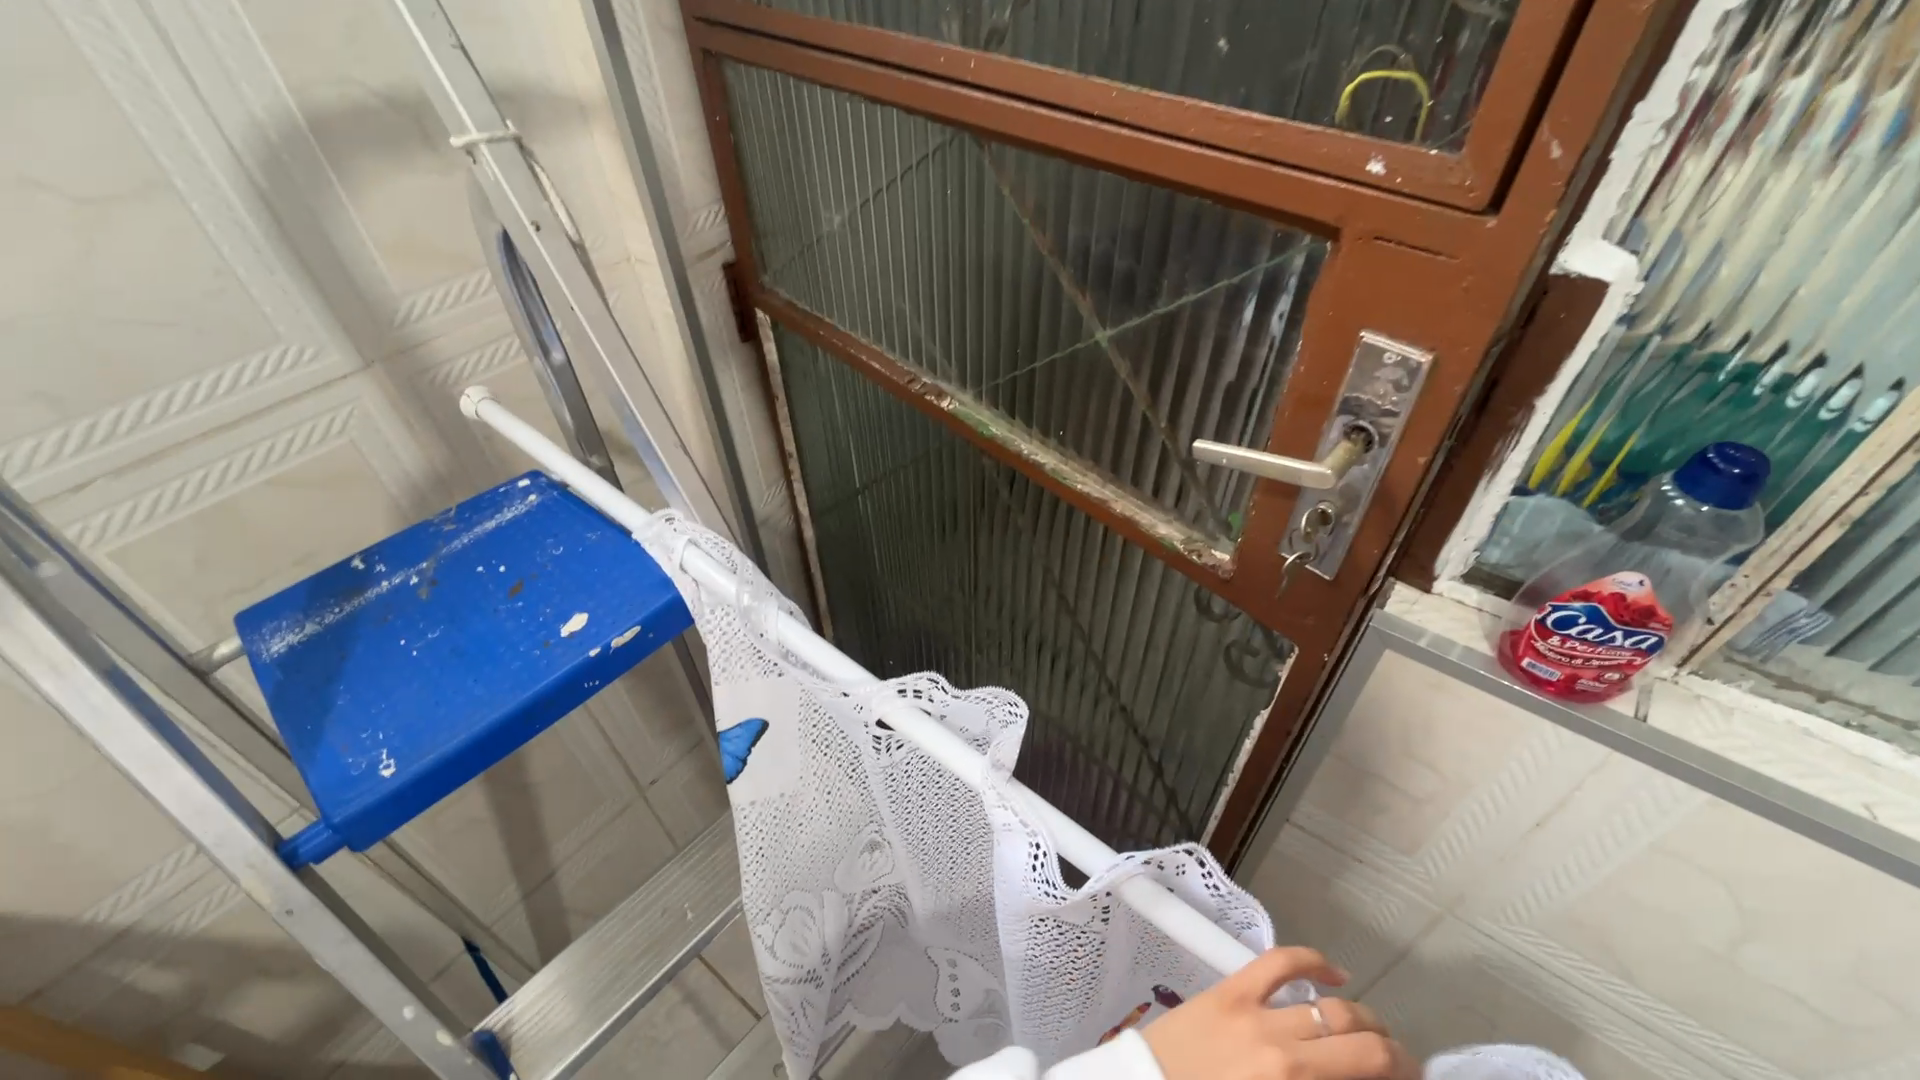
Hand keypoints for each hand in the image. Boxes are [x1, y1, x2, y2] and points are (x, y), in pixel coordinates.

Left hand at [1140, 947, 1417, 1079]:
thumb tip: (1345, 1076)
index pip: (1369, 1073)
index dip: (1398, 1077)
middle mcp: (1286, 1057)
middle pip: (1362, 1047)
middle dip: (1391, 1057)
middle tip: (1397, 1066)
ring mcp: (1257, 1017)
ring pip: (1331, 1009)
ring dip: (1363, 1020)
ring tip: (1373, 1031)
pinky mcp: (1230, 991)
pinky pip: (1279, 964)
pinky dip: (1313, 962)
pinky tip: (1336, 974)